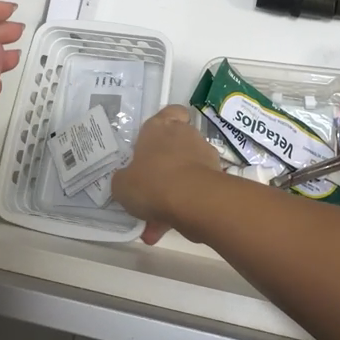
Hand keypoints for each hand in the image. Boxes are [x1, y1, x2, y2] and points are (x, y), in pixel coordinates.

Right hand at [111, 105, 224, 245]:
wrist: (193, 200)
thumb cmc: (152, 182)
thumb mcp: (123, 185)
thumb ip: (124, 179)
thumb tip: (127, 180)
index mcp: (159, 127)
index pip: (170, 112)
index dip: (166, 123)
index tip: (156, 142)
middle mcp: (184, 134)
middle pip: (177, 144)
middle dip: (166, 167)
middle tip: (151, 191)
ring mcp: (203, 154)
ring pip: (186, 171)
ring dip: (174, 191)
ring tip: (156, 222)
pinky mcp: (216, 176)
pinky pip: (195, 190)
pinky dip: (184, 206)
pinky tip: (169, 227)